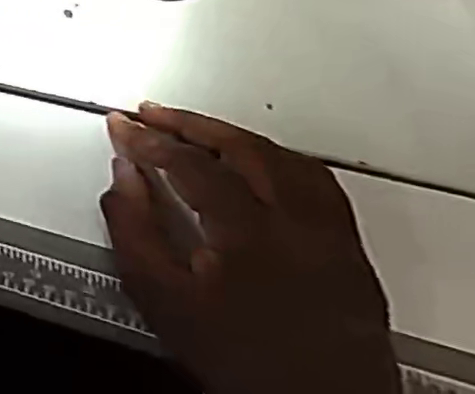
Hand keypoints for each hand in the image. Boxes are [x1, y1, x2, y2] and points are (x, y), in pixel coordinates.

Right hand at [101, 104, 398, 393]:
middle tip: (153, 113)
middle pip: (249, 153)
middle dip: (192, 125)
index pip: (192, 165)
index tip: (120, 125)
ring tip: (197, 129)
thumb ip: (130, 225)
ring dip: (237, 138)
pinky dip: (277, 162)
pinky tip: (252, 162)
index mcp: (253, 240)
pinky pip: (321, 189)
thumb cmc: (235, 360)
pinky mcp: (354, 262)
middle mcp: (306, 236)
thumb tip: (123, 175)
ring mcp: (338, 248)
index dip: (148, 139)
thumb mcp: (156, 291)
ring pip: (292, 165)